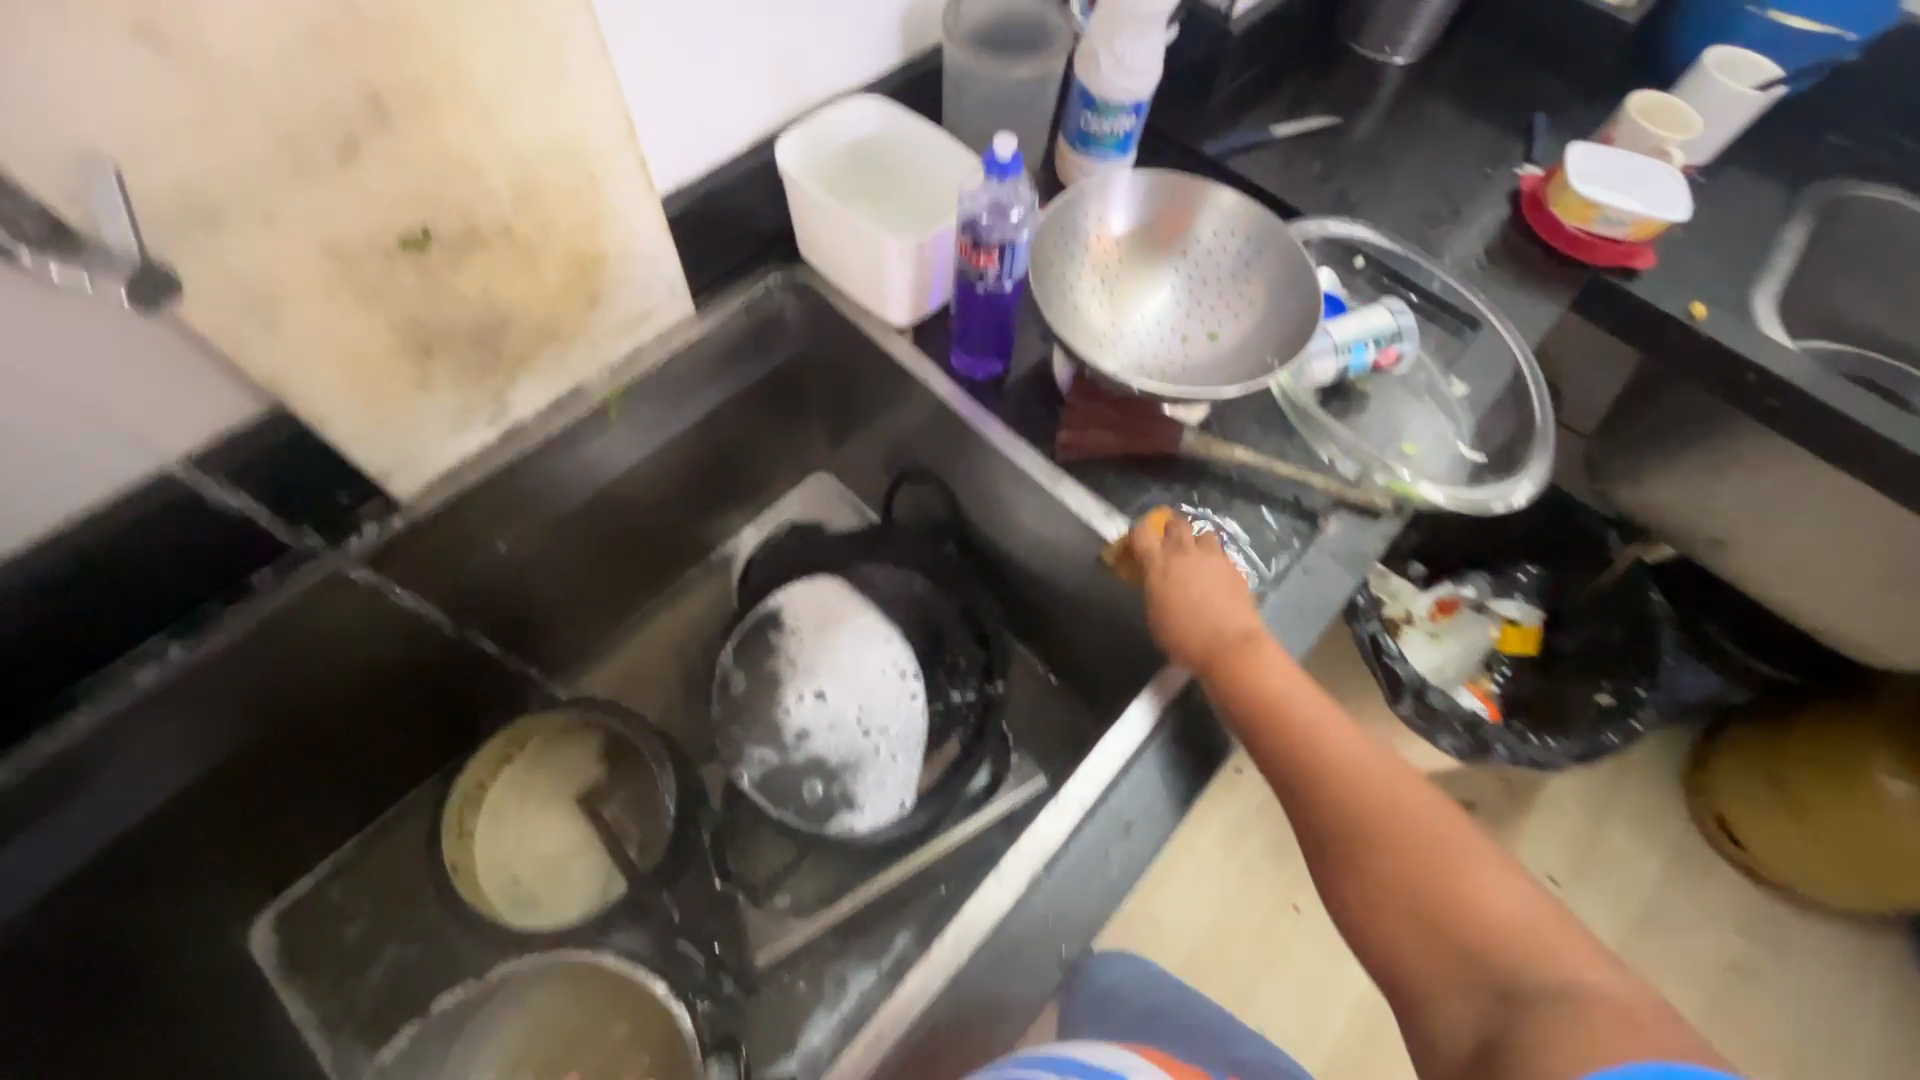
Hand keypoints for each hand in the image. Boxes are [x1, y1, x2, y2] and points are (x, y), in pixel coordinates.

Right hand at [1129, 508, 1269, 677]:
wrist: (1230, 646)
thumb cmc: (1183, 637)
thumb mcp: (1155, 616)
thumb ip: (1154, 591)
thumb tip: (1158, 585)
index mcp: (1158, 564)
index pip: (1142, 532)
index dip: (1139, 532)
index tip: (1140, 542)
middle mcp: (1185, 553)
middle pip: (1176, 522)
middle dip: (1171, 528)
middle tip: (1170, 543)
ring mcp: (1213, 558)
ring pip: (1204, 534)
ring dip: (1198, 543)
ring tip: (1198, 559)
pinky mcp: (1235, 568)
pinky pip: (1222, 555)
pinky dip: (1217, 562)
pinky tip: (1218, 579)